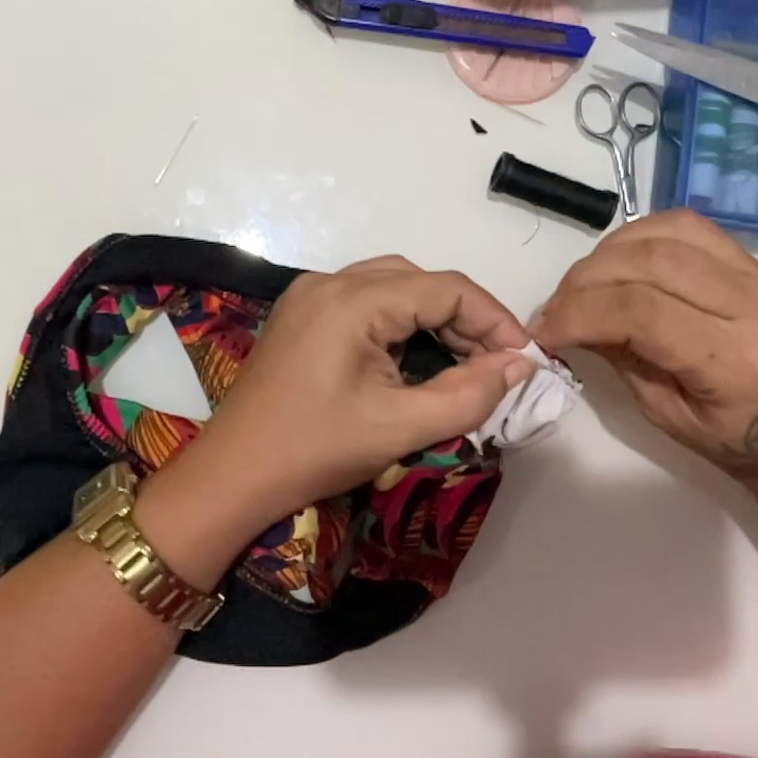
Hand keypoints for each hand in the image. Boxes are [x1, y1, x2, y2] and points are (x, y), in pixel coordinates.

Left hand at [189, 256, 534, 528]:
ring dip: (435, 320)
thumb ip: (468, 395)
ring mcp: (310, 296)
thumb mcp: (399, 428)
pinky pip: (367, 303)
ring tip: (466, 363)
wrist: (232, 476)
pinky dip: (401, 324)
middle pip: (420, 282)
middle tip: (497, 365)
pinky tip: (418, 359)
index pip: (445, 289)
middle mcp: (330, 282)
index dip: (494, 319)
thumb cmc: (313, 452)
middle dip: (466, 320)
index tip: (524, 359)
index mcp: (352, 301)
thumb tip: (520, 366)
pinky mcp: (302, 315)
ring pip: (394, 288)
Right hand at [533, 211, 757, 478]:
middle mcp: (757, 308)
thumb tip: (567, 319)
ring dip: (610, 252)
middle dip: (587, 279)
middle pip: (653, 263)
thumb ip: (619, 357)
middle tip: (556, 306)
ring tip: (584, 284)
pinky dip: (640, 237)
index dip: (581, 312)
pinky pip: (687, 227)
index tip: (544, 329)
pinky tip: (618, 262)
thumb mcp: (663, 413)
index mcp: (736, 362)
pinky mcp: (756, 262)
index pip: (643, 313)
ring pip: (668, 233)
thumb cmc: (729, 437)